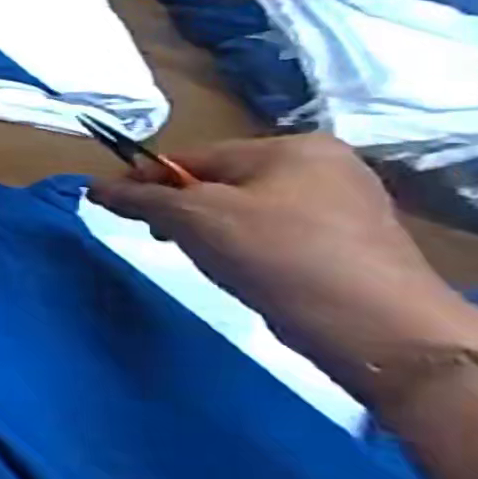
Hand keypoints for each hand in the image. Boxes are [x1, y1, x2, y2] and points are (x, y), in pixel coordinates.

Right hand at [87, 134, 477, 375]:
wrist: (381, 332)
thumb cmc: (279, 257)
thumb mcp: (195, 219)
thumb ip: (142, 198)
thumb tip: (95, 187)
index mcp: (291, 147)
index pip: (194, 156)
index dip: (148, 180)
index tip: (114, 207)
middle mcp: (325, 165)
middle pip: (220, 181)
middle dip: (183, 208)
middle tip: (162, 239)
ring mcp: (346, 205)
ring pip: (246, 210)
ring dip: (212, 231)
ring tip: (205, 260)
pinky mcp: (353, 245)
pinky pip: (276, 234)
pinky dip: (247, 248)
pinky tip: (245, 272)